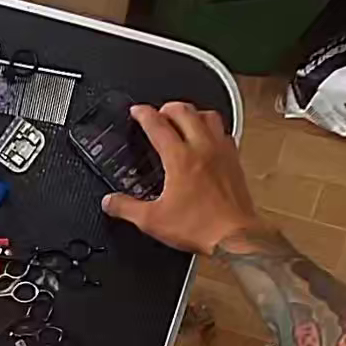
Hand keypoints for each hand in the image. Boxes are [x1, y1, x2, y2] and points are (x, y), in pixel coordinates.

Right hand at [101, 103, 267, 255]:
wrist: (234, 237)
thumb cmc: (200, 228)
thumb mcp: (154, 221)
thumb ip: (127, 208)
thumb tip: (110, 202)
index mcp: (179, 158)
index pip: (157, 124)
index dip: (143, 113)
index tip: (137, 111)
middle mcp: (202, 149)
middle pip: (184, 111)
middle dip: (167, 107)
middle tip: (159, 113)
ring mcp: (221, 153)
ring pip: (209, 116)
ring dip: (194, 113)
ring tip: (185, 119)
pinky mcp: (235, 163)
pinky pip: (225, 134)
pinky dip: (214, 130)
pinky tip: (210, 139)